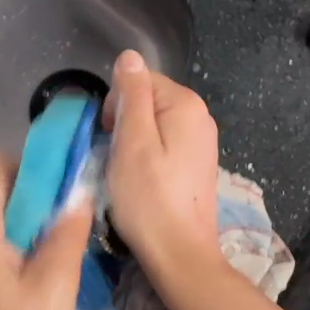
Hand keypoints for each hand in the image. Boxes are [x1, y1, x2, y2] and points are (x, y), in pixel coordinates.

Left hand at [0, 155, 91, 309]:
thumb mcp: (55, 282)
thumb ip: (68, 229)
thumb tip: (80, 189)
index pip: (0, 166)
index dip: (37, 164)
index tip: (72, 176)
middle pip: (0, 186)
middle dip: (39, 189)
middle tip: (78, 204)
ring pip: (1, 211)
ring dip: (34, 213)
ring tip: (70, 228)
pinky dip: (23, 234)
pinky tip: (50, 254)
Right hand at [102, 50, 223, 284]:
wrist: (179, 254)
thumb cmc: (148, 197)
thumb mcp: (131, 141)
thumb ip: (131, 94)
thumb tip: (129, 56)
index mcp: (184, 104)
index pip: (137, 80)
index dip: (114, 105)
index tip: (108, 139)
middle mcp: (200, 116)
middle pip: (146, 100)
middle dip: (123, 123)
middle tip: (115, 158)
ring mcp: (202, 141)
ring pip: (152, 124)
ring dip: (132, 142)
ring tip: (126, 173)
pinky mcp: (197, 163)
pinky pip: (163, 144)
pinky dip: (147, 157)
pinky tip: (142, 181)